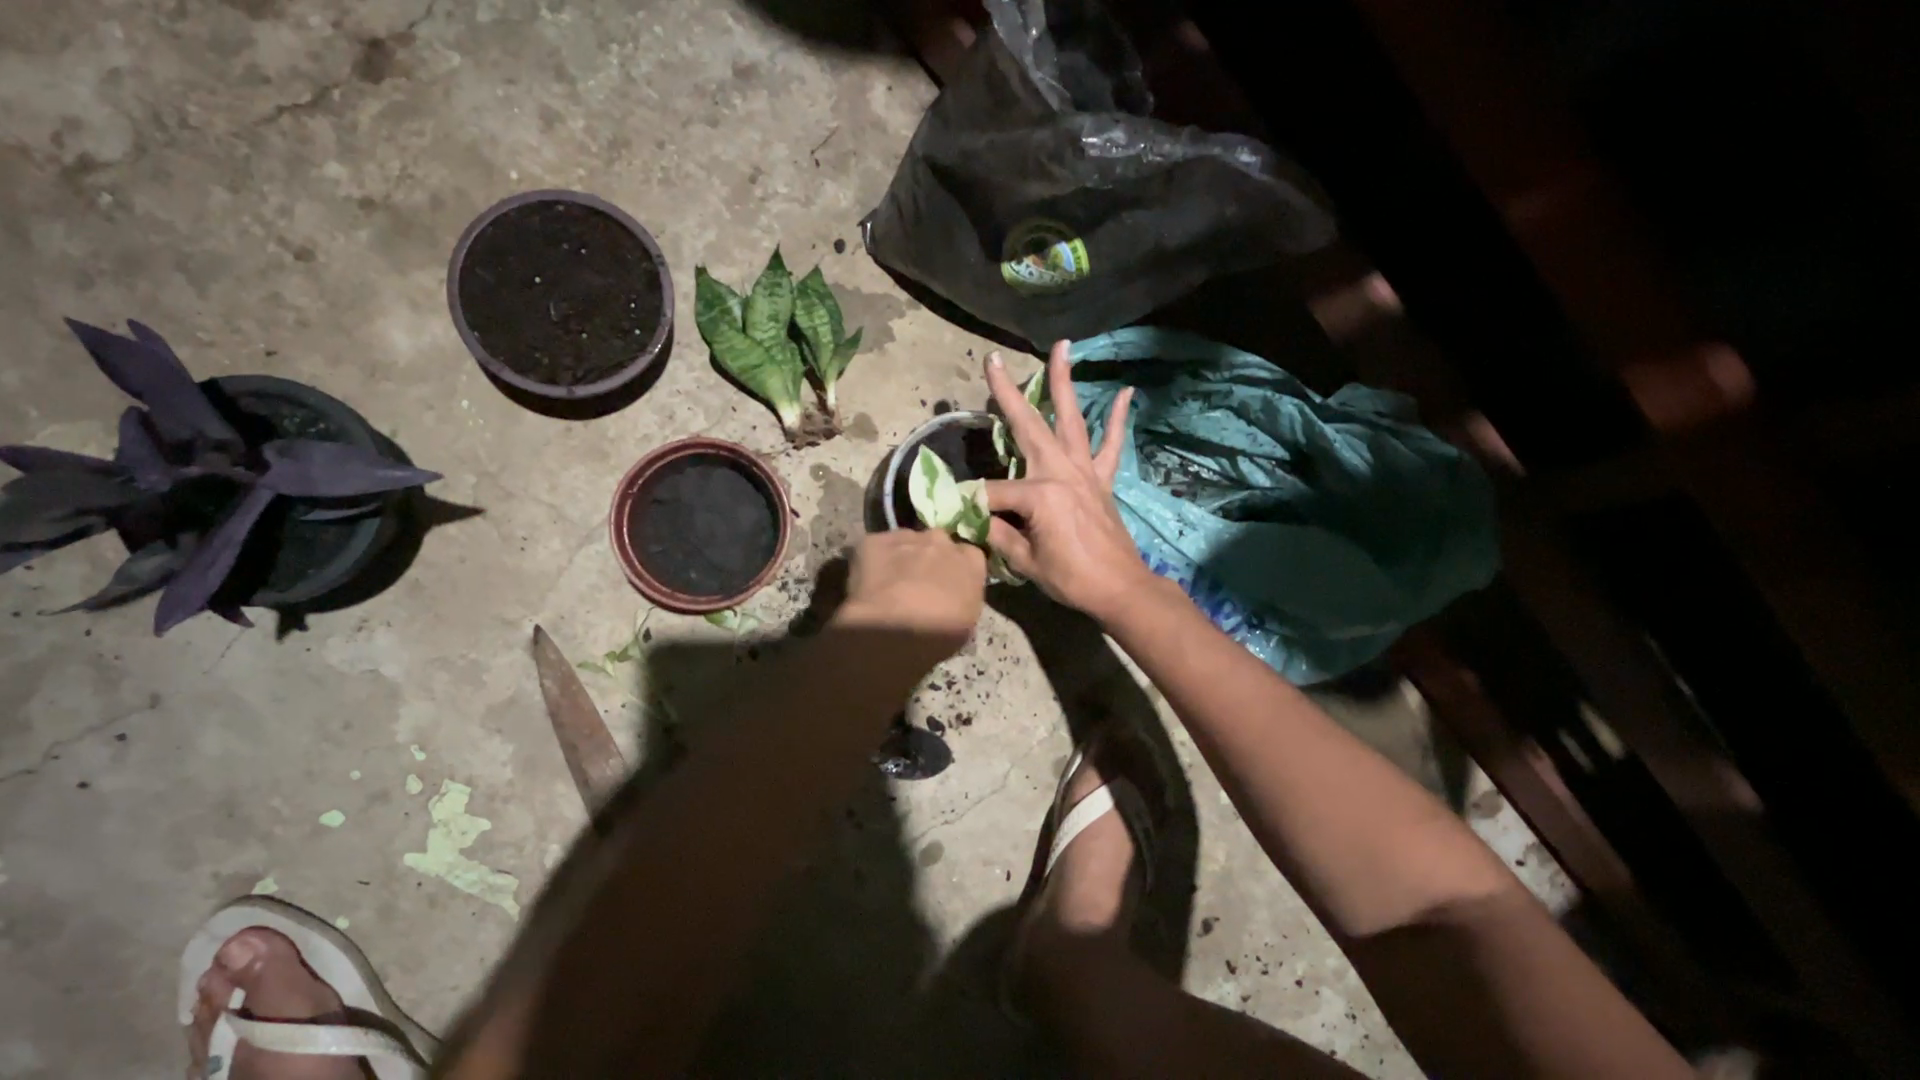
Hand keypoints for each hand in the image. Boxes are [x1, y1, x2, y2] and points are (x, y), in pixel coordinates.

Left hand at [832, 528, 985, 654]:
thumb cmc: (940, 634)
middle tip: (917, 583)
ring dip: (901, 557)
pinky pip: (875, 546)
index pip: (968, 554)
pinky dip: (873, 559)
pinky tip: (868, 582)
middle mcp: (941, 541)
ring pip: (905, 541)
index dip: (955, 568)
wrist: (896, 629)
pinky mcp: (874, 540)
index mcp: (971, 560)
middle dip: (929, 558)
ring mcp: (907, 537)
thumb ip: (963, 598)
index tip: (946, 584)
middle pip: (936, 542)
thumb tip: (951, 597)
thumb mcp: (967, 622)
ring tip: (889, 584)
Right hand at [984, 340, 1152, 621]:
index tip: (956, 518)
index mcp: (1038, 493)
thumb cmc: (1070, 578)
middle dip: (1008, 392)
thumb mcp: (1024, 562)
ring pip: (1071, 419)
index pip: (991, 493)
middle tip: (994, 360)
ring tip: (1063, 347)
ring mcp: (1084, 471)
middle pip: (1028, 426)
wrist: (1120, 588)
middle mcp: (1061, 471)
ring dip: (1064, 382)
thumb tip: (972, 517)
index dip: (972, 507)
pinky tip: (1124, 392)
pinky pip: (1110, 444)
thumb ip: (996, 533)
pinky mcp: (1101, 479)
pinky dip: (1116, 418)